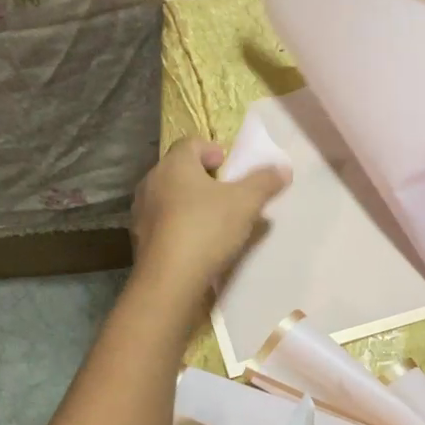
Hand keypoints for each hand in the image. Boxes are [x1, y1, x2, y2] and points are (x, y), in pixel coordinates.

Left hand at [130, 137, 287, 299]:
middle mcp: (152, 182)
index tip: (227, 165)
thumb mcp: (245, 203)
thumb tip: (283, 168)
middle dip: (200, 178)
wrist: (169, 280)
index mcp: (174, 164)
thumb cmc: (207, 229)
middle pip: (178, 171)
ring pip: (168, 199)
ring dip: (188, 204)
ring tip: (211, 220)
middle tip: (224, 193)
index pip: (191, 143)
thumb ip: (264, 182)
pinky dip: (178, 228)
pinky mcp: (140, 241)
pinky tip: (195, 244)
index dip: (211, 150)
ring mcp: (142, 213)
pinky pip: (163, 225)